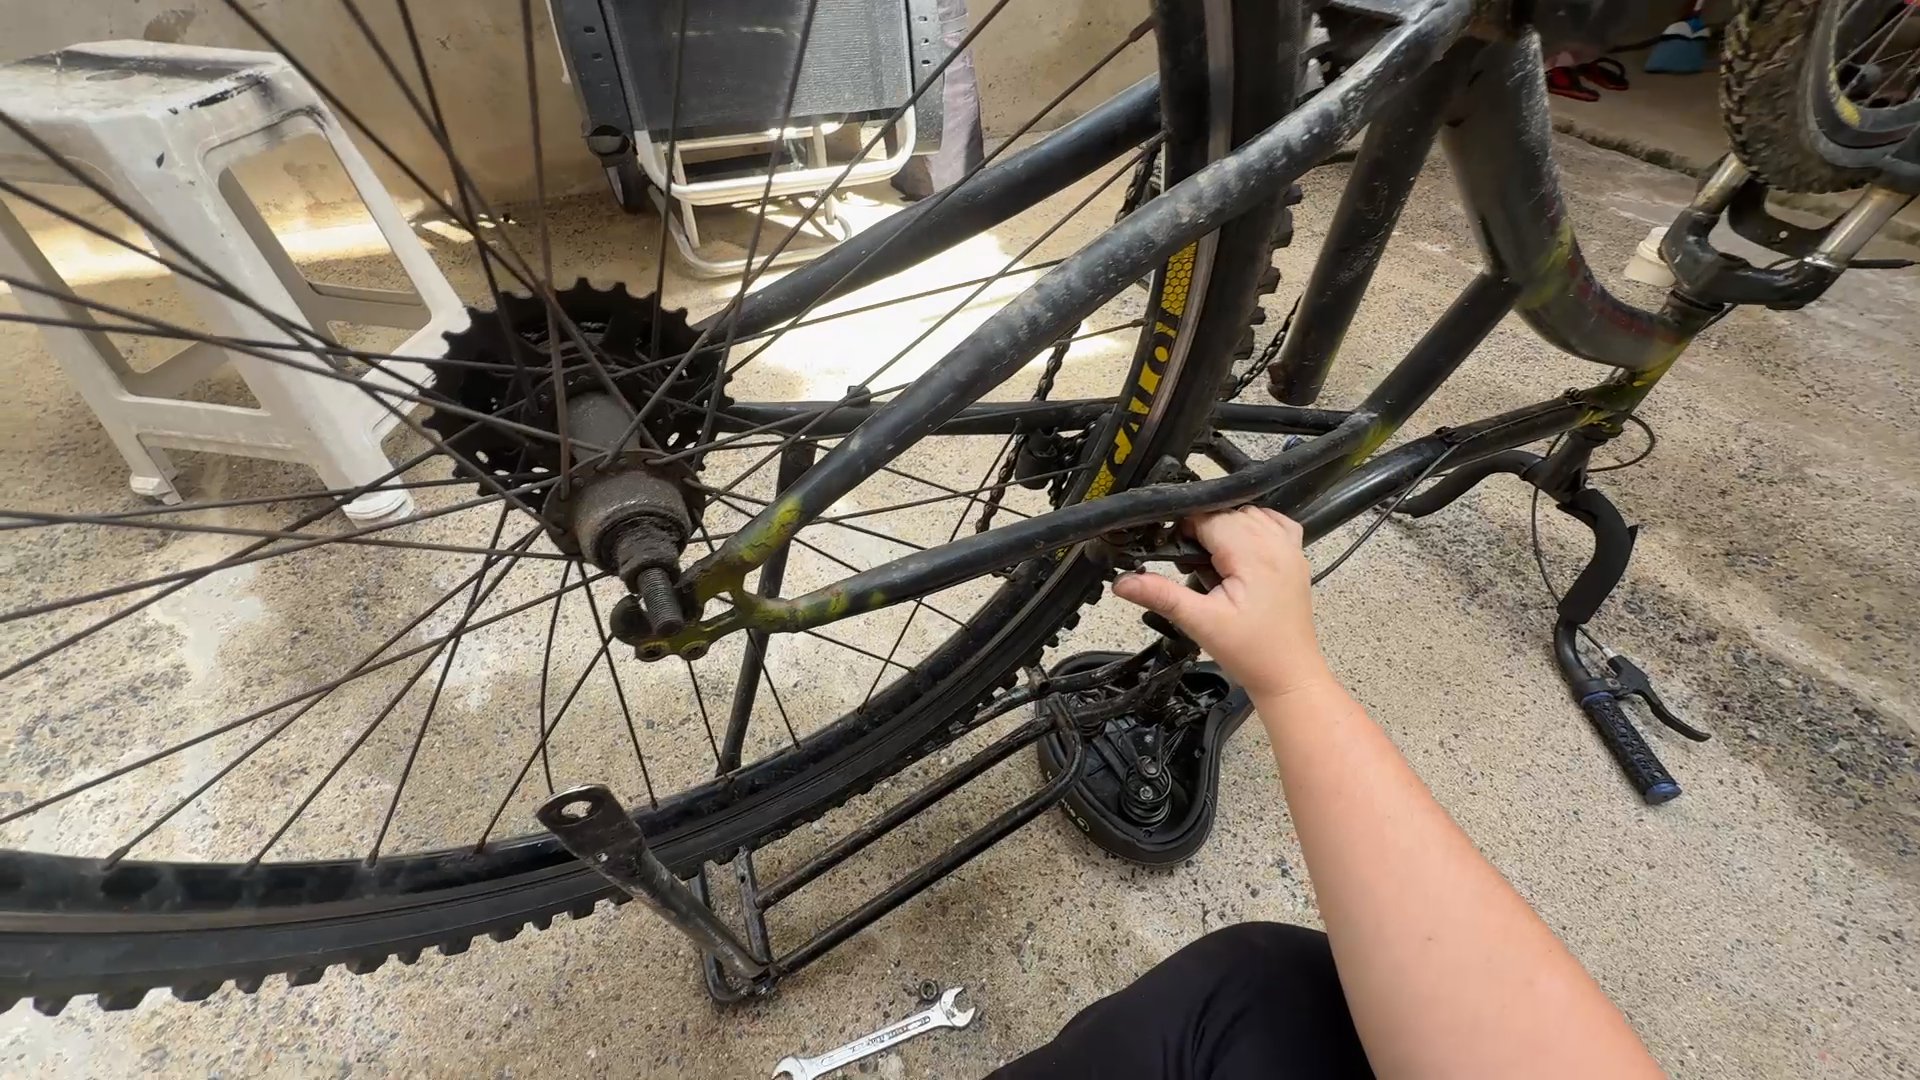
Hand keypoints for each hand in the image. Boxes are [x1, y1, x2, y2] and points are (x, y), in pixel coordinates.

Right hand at [1112, 507, 1333, 699]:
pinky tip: (1240, 550)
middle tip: (1191, 567)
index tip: (1175, 555)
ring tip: (1214, 562)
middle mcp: (1276, 544)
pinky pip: (1274, 524)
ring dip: (1226, 528)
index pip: (1209, 518)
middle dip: (1203, 531)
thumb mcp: (1198, 622)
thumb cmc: (1250, 652)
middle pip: (1227, 513)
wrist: (1289, 676)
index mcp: (1253, 555)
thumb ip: (1161, 595)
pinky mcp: (1295, 558)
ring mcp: (1290, 549)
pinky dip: (1254, 528)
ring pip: (1249, 514)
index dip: (1184, 530)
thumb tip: (1123, 581)